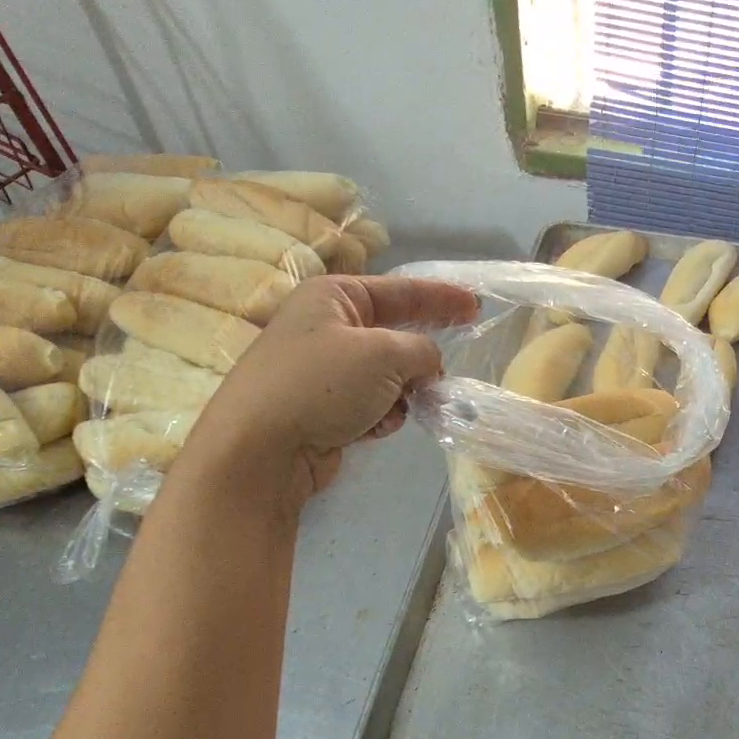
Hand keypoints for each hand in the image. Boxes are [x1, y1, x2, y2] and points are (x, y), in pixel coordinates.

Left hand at [182, 274, 477, 507]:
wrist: (261, 449)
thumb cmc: (322, 385)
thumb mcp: (384, 354)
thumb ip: (422, 350)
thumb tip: (428, 366)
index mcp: (333, 297)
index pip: (401, 290)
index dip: (442, 297)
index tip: (477, 306)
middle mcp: (325, 327)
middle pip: (394, 335)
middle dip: (417, 359)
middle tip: (440, 374)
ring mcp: (322, 370)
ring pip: (388, 375)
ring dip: (401, 394)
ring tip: (396, 409)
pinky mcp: (323, 407)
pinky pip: (372, 403)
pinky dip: (381, 415)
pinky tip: (371, 429)